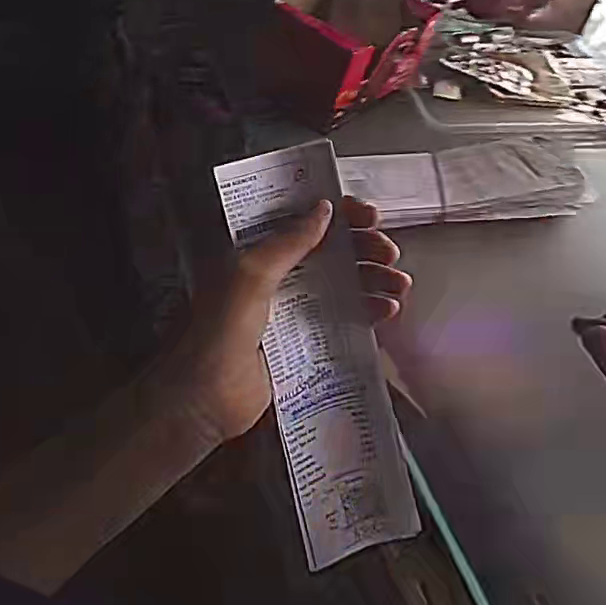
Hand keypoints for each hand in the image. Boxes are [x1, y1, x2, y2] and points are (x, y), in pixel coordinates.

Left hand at [170, 197, 409, 444]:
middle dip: (362, 246)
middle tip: (388, 252)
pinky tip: (387, 310)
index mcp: (257, 251)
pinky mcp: (305, 340)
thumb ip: (288, 243)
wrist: (206, 396)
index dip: (336, 214)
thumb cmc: (221, 329)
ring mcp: (293, 308)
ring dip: (372, 277)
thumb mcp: (250, 276)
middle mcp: (277, 274)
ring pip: (342, 282)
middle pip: (329, 250)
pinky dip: (367, 310)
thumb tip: (324, 209)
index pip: (302, 220)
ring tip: (398, 283)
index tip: (368, 215)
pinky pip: (343, 318)